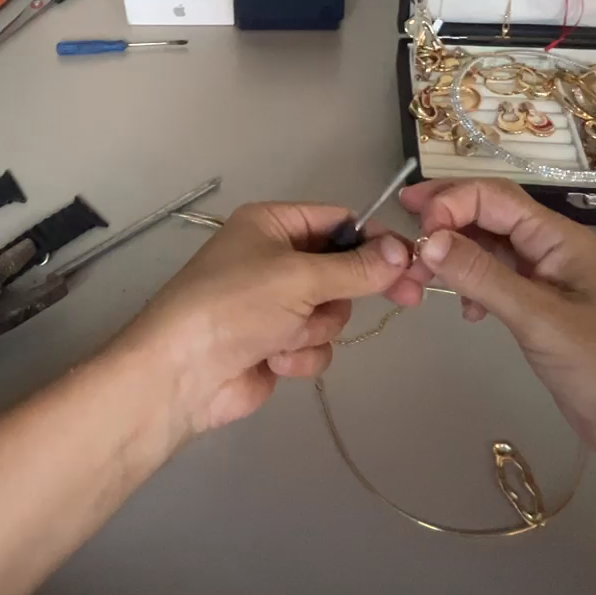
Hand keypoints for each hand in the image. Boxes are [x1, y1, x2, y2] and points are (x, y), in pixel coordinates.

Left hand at [113, 202, 410, 435]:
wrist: (181, 373)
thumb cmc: (234, 305)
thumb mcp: (298, 277)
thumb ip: (356, 267)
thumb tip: (403, 251)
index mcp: (271, 224)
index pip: (337, 221)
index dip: (375, 241)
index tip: (414, 261)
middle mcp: (274, 258)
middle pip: (341, 268)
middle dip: (350, 290)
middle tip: (407, 298)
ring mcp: (274, 303)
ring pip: (331, 310)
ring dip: (314, 327)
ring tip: (282, 333)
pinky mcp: (275, 343)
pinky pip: (314, 343)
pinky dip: (300, 353)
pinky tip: (273, 358)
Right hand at [390, 178, 595, 478]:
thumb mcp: (542, 320)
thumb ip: (483, 276)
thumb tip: (427, 239)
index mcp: (557, 238)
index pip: (492, 197)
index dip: (448, 202)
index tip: (412, 229)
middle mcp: (550, 250)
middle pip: (487, 216)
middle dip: (442, 222)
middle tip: (400, 241)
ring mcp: (548, 282)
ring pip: (489, 250)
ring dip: (453, 256)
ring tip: (421, 280)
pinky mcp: (544, 313)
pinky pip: (497, 282)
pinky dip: (471, 287)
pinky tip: (466, 312)